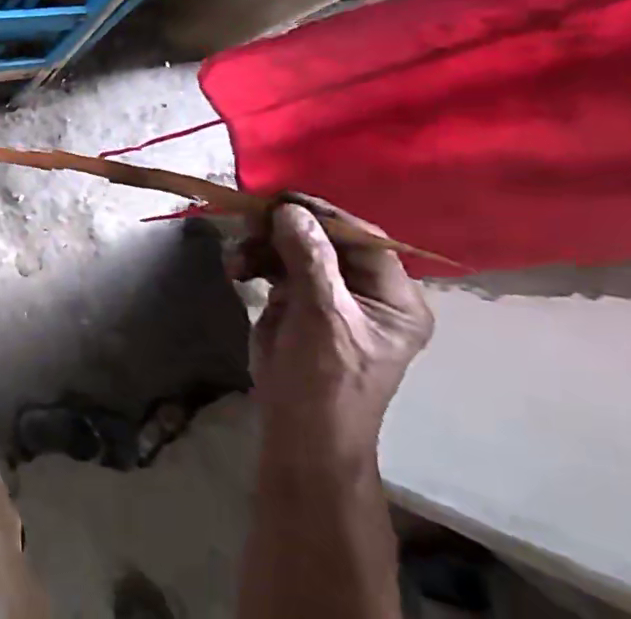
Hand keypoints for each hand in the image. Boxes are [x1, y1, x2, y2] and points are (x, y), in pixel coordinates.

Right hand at [245, 198, 432, 469]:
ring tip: (237, 258)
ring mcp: (328, 295)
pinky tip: (236, 270)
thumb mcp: (323, 318)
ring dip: (262, 246)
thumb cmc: (326, 380)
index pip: (364, 239)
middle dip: (284, 230)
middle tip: (249, 222)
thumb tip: (289, 209)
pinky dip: (254, 262)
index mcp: (394, 297)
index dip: (324, 215)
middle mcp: (365, 290)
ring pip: (294, 249)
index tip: (283, 200)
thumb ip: (309, 260)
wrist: (298, 429)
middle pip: (324, 239)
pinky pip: (276, 266)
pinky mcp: (297, 301)